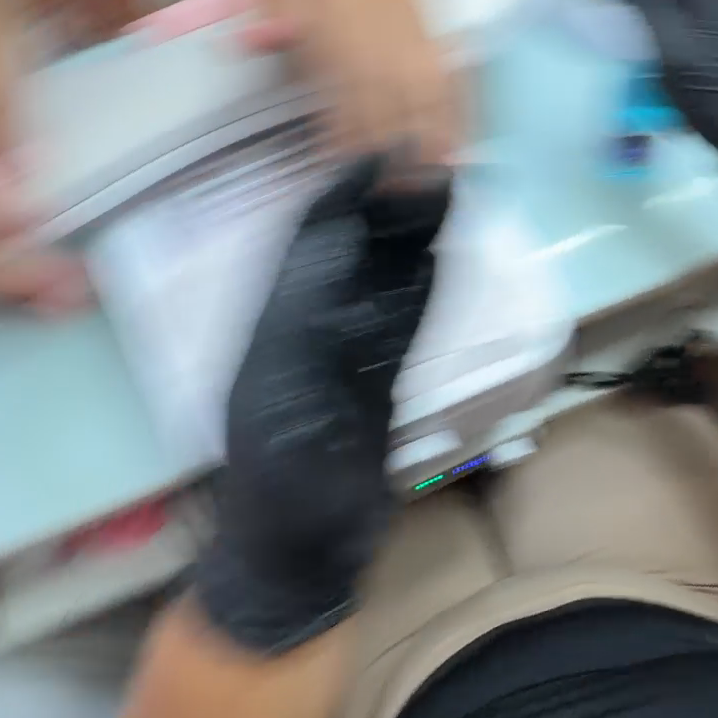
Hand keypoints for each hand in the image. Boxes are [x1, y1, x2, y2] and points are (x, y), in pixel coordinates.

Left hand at [132, 0, 462, 164]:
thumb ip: (271, 9)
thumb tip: (261, 41)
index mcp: (342, 47)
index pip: (343, 123)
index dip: (342, 161)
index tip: (342, 188)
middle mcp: (384, 59)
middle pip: (388, 134)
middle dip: (385, 174)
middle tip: (384, 202)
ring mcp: (416, 57)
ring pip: (427, 123)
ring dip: (424, 161)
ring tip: (423, 193)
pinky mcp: (436, 50)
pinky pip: (455, 97)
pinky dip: (458, 128)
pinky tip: (458, 154)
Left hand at [196, 156, 450, 653]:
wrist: (299, 559)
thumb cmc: (284, 496)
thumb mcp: (292, 411)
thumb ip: (322, 336)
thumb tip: (358, 257)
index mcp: (270, 332)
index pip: (306, 244)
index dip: (342, 194)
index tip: (386, 157)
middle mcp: (304, 335)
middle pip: (346, 258)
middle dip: (384, 212)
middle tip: (434, 174)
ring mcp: (340, 362)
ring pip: (376, 289)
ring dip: (408, 249)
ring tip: (447, 206)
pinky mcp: (370, 389)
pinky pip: (398, 332)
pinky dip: (422, 297)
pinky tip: (443, 268)